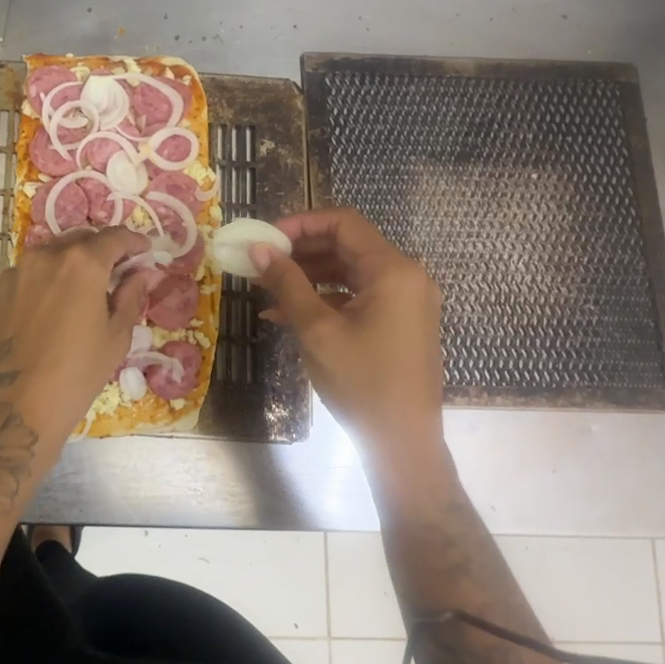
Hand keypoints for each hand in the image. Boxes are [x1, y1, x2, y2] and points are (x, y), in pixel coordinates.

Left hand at [0, 227, 154, 437]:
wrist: (17, 406)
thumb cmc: (77, 374)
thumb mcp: (116, 337)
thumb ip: (131, 296)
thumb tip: (142, 274)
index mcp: (81, 263)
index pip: (114, 237)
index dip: (134, 242)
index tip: (145, 251)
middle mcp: (46, 256)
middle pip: (81, 240)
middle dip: (103, 250)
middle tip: (119, 272)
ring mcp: (18, 272)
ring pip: (53, 254)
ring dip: (74, 262)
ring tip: (88, 289)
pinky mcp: (0, 291)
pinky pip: (32, 273)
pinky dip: (50, 277)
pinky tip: (58, 304)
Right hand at [252, 208, 443, 447]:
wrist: (402, 441)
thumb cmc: (361, 382)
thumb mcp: (317, 329)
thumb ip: (287, 283)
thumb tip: (258, 249)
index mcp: (393, 270)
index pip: (344, 223)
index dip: (301, 223)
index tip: (265, 239)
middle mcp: (406, 276)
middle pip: (347, 245)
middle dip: (300, 250)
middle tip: (260, 262)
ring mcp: (406, 300)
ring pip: (349, 271)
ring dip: (308, 275)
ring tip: (266, 288)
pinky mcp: (400, 322)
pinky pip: (358, 295)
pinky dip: (324, 298)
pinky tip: (285, 314)